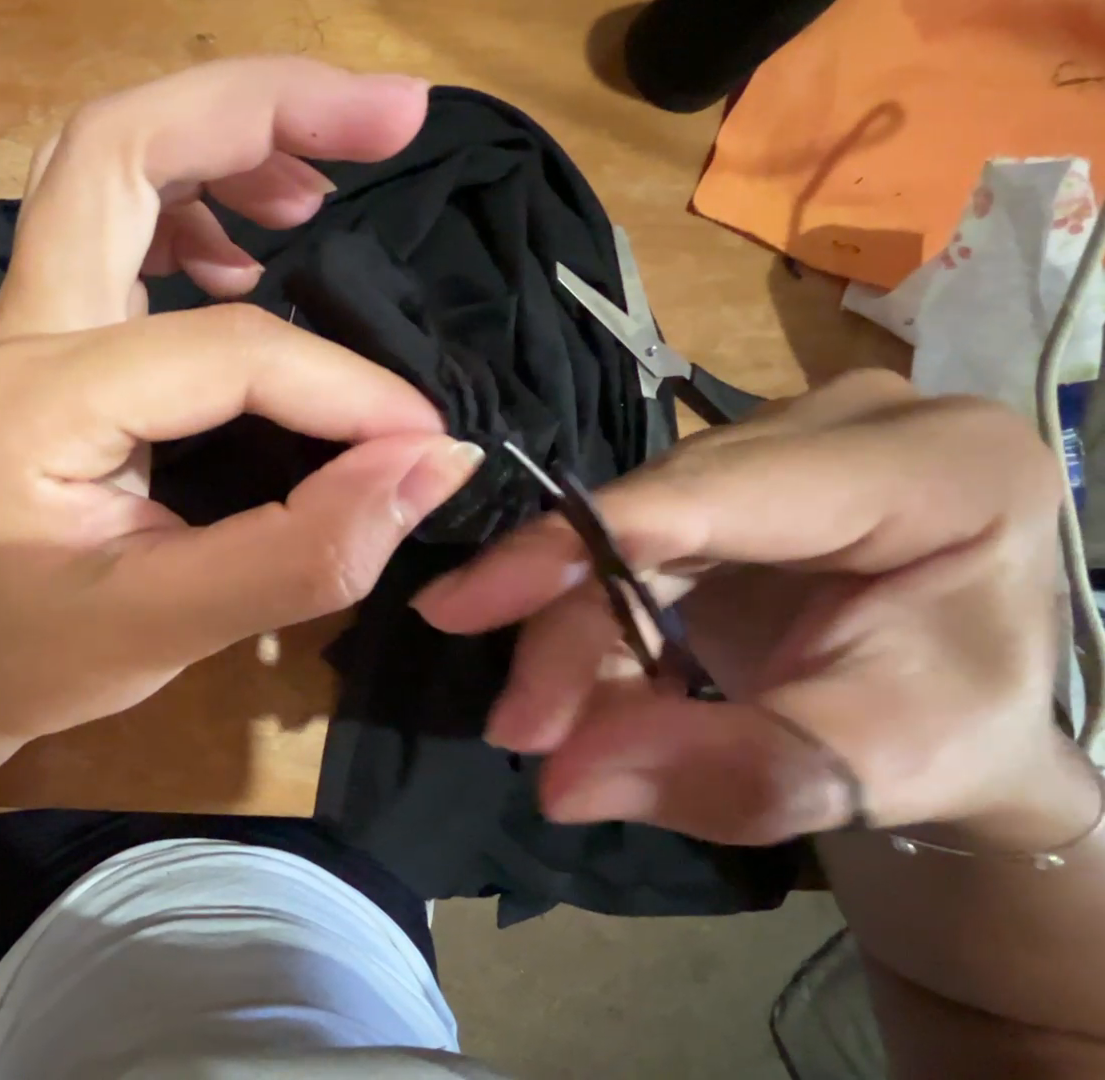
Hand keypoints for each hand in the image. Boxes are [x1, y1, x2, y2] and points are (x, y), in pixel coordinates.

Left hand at [0, 59, 482, 739]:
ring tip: (325, 179)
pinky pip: (117, 222)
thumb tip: (433, 465)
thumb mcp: (173, 627)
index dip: (337, 383)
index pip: (217, 351)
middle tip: (393, 117)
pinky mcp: (56, 337)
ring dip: (225, 138)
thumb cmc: (49, 655)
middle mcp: (20, 338)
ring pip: (110, 165)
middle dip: (261, 108)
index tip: (420, 436)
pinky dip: (197, 202)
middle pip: (117, 150)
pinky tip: (254, 250)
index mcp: (36, 407)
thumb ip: (300, 556)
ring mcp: (30, 326)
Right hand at [414, 370, 1082, 846]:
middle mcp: (842, 424)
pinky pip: (623, 542)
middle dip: (569, 630)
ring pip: (620, 531)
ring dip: (572, 636)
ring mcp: (772, 441)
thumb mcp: (877, 770)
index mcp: (932, 467)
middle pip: (648, 518)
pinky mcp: (721, 476)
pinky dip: (592, 623)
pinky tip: (588, 684)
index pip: (707, 496)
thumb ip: (738, 774)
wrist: (956, 709)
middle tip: (521, 730)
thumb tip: (564, 781)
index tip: (456, 610)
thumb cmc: (953, 733)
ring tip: (552, 726)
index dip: (570, 550)